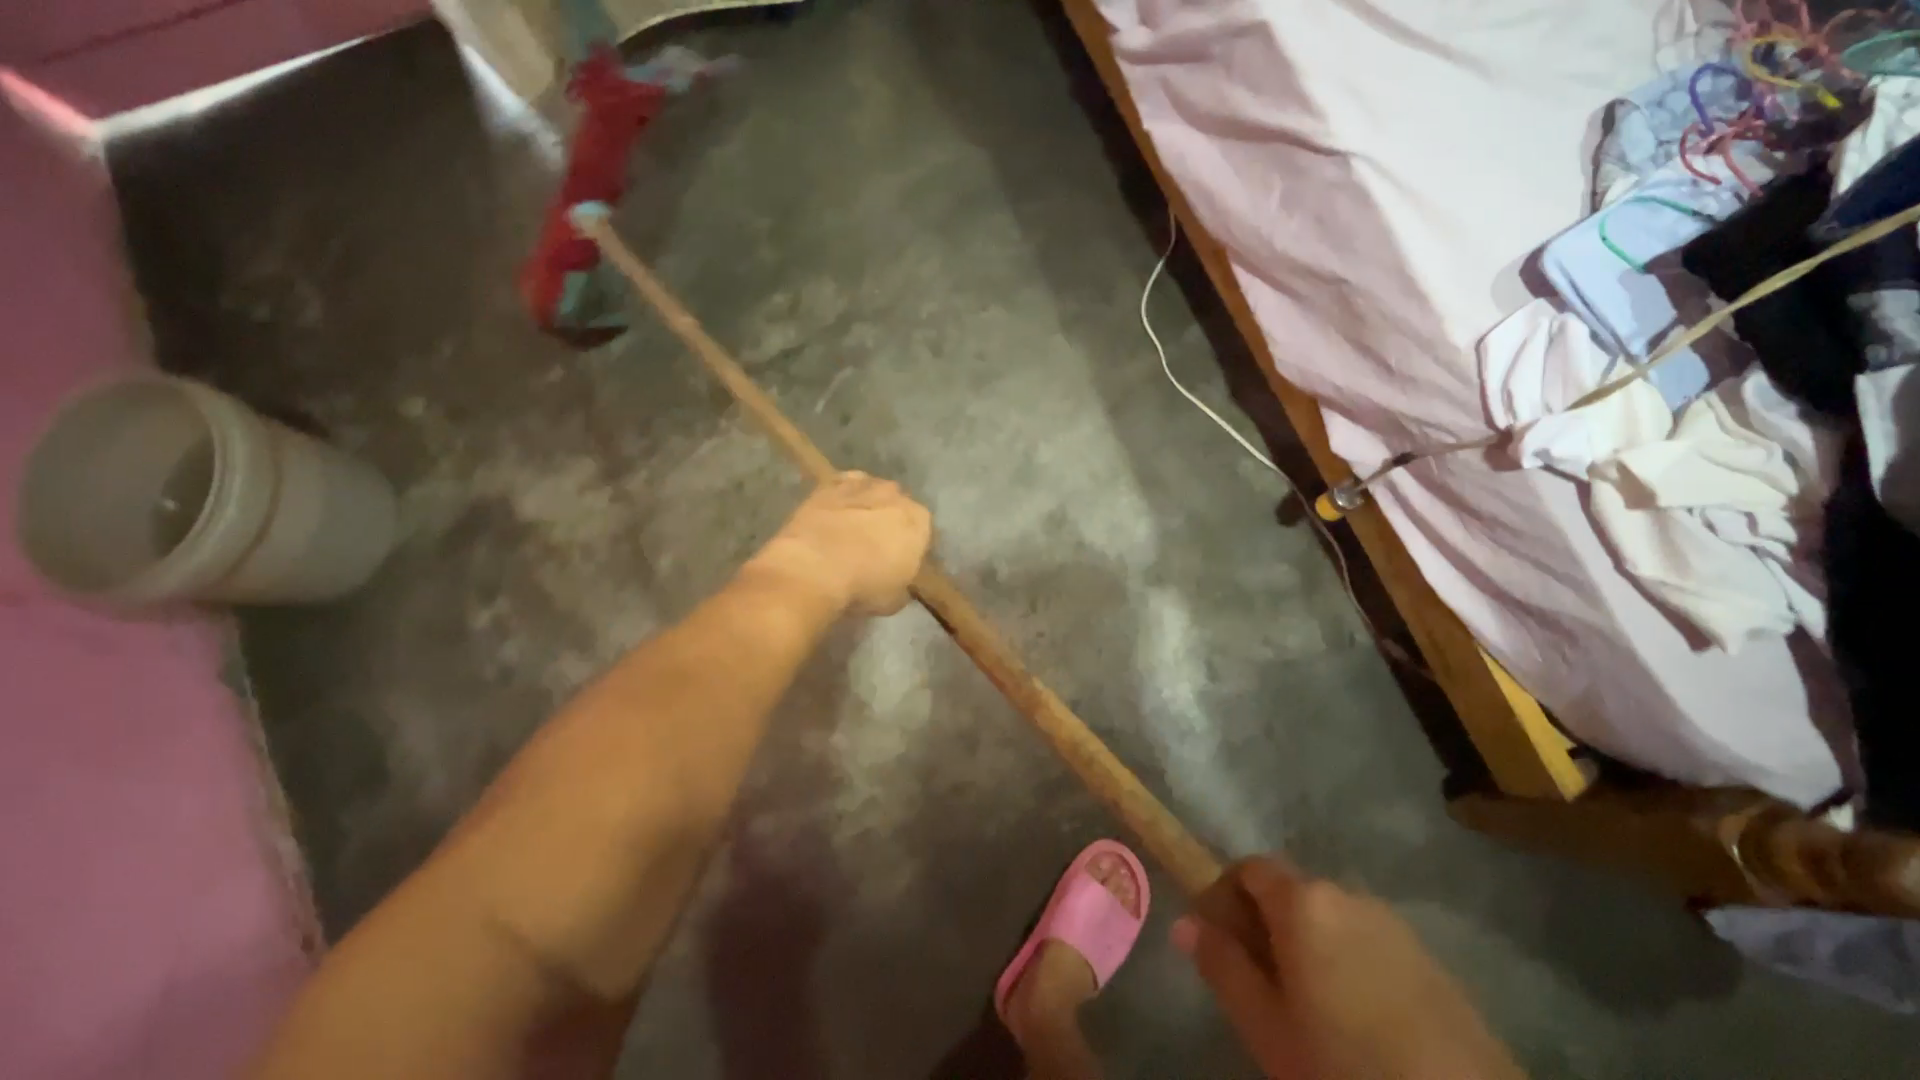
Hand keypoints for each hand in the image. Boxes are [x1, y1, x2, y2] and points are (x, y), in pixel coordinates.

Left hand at [749, 471, 932, 615]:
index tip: (900, 559)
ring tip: (851, 527)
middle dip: (889, 520)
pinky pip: (842, 487)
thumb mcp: (895, 599)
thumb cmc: (862, 587)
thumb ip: (902, 583)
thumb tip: (897, 583)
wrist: (814, 569)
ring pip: (870, 490)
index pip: (922, 529)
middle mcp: (894, 495)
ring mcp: (861, 485)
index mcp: (918, 521)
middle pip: (897, 504)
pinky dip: (841, 498)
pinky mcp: (828, 485)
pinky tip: (833, 513)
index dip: (911, 544)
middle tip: (875, 544)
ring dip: (866, 504)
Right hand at [1175, 858, 1524, 1079]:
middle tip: (1256, 984)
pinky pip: (1366, 941)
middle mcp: (1349, 894)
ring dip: (1305, 944)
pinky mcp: (1429, 957)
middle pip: (1289, 891)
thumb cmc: (1343, 1063)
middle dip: (1263, 924)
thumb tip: (1185, 922)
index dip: (1223, 897)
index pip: (1248, 868)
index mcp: (1304, 901)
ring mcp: (1394, 923)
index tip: (1216, 944)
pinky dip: (1345, 961)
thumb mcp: (1265, 1024)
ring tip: (1303, 1006)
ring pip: (1329, 918)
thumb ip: (1221, 965)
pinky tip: (1352, 1017)